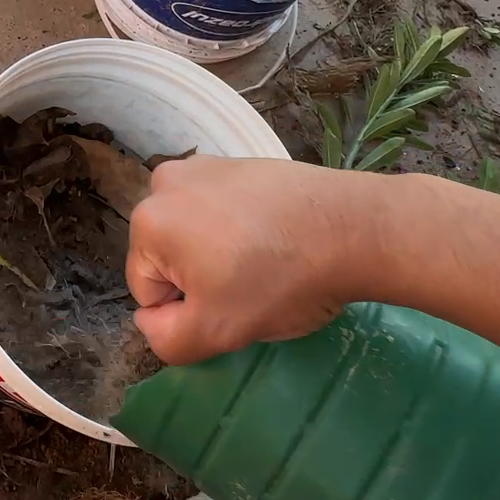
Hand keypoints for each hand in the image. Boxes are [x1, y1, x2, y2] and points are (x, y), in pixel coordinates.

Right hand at [126, 157, 386, 363]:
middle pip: (169, 256)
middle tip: (250, 285)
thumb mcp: (217, 330)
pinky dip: (239, 225)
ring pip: (193, 232)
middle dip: (201, 277)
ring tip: (266, 260)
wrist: (352, 227)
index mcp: (148, 222)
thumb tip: (150, 321)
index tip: (232, 305)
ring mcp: (199, 166)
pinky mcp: (234, 161)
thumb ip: (166, 338)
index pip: (148, 291)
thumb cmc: (279, 280)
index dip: (189, 311)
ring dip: (218, 251)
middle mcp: (162, 184)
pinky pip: (220, 208)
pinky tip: (275, 235)